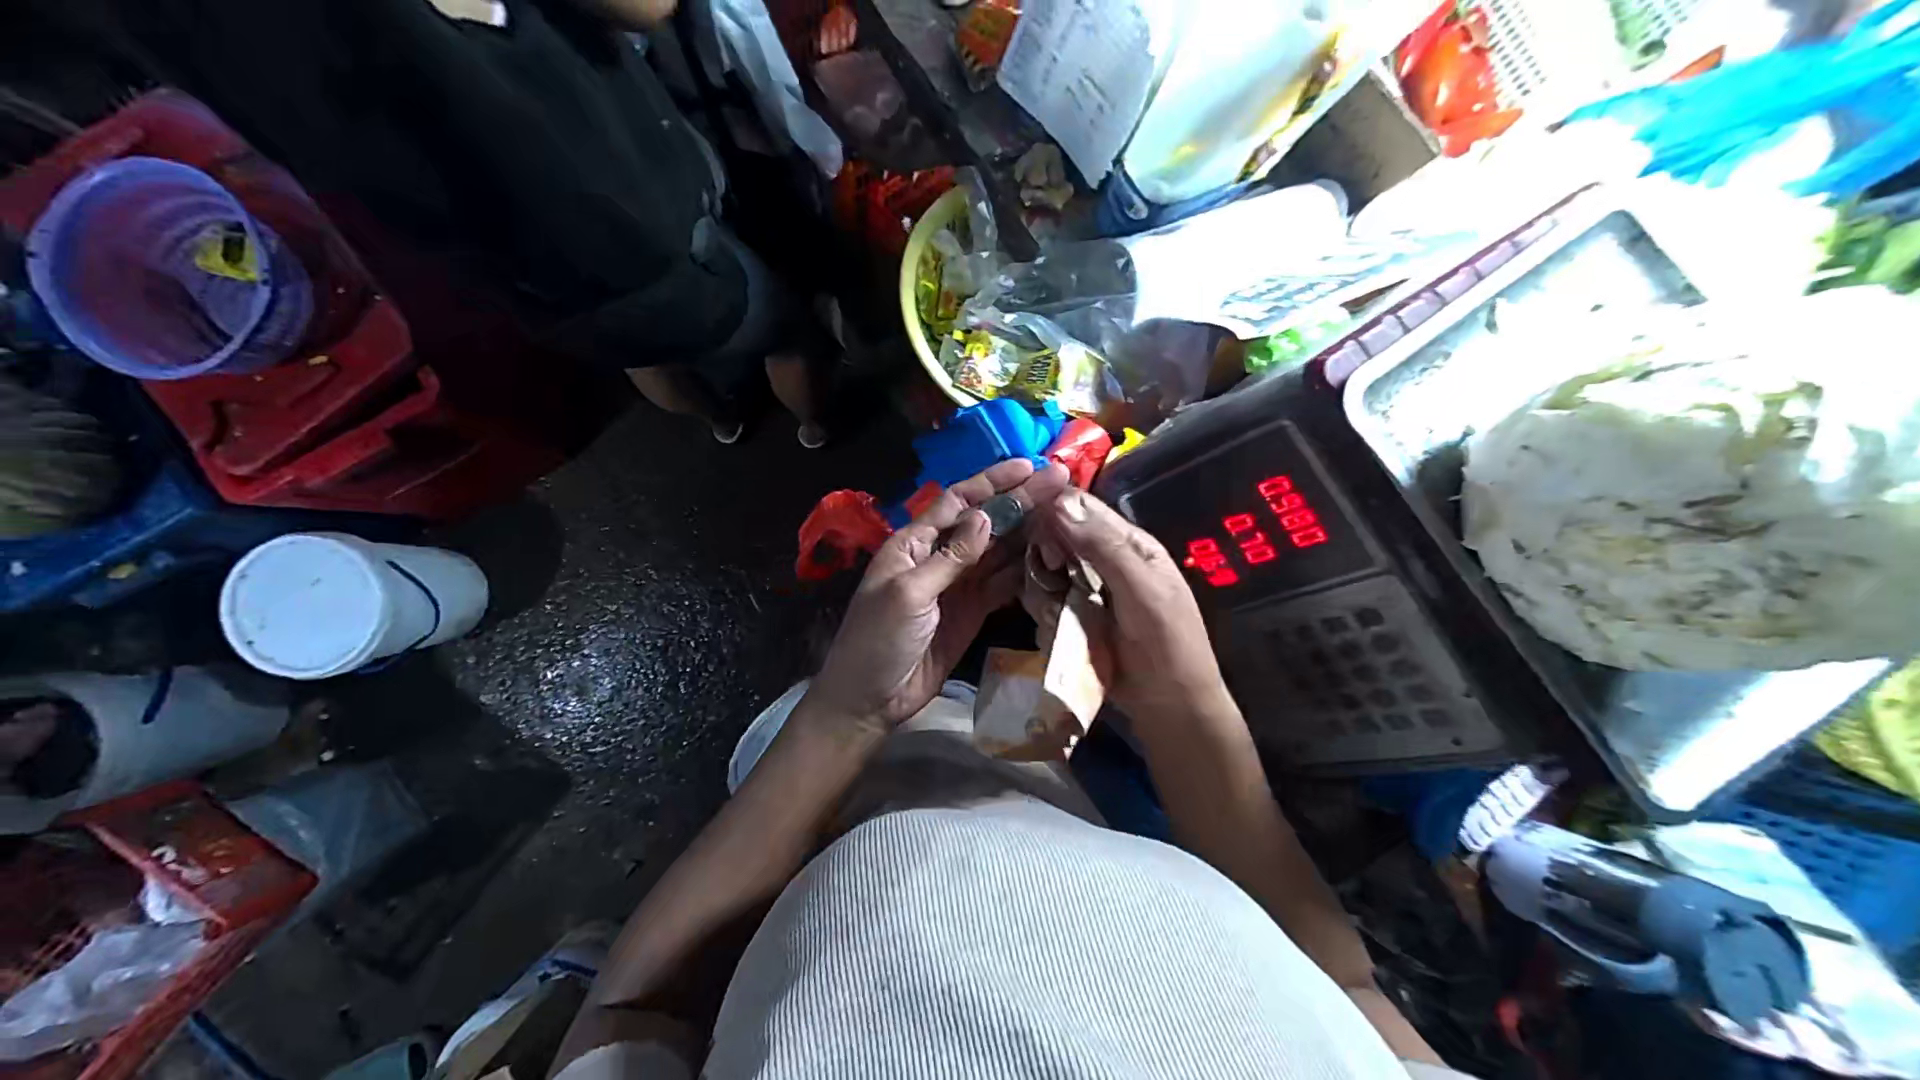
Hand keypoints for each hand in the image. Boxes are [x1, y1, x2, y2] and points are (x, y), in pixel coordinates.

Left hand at [810, 459, 1070, 731]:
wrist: (870, 699)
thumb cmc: (877, 639)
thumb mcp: (909, 593)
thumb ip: (950, 556)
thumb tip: (986, 516)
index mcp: (914, 542)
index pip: (957, 502)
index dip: (992, 482)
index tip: (1027, 467)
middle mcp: (939, 556)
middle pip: (984, 523)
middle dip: (1020, 502)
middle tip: (1060, 482)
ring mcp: (958, 585)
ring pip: (998, 551)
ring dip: (1028, 532)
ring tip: (1066, 514)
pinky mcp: (973, 611)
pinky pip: (1003, 584)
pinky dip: (1025, 570)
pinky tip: (1052, 556)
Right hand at [1029, 489, 1237, 729]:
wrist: (1169, 705)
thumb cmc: (1168, 641)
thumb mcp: (1142, 589)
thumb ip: (1103, 546)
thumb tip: (1059, 501)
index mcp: (1126, 542)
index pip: (1079, 507)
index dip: (1052, 513)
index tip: (1040, 537)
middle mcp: (1100, 559)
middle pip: (1052, 537)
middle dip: (1044, 556)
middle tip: (1054, 579)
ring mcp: (1082, 589)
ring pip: (1041, 571)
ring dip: (1042, 590)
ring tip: (1059, 615)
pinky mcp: (1068, 617)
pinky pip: (1041, 603)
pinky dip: (1042, 614)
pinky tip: (1055, 630)